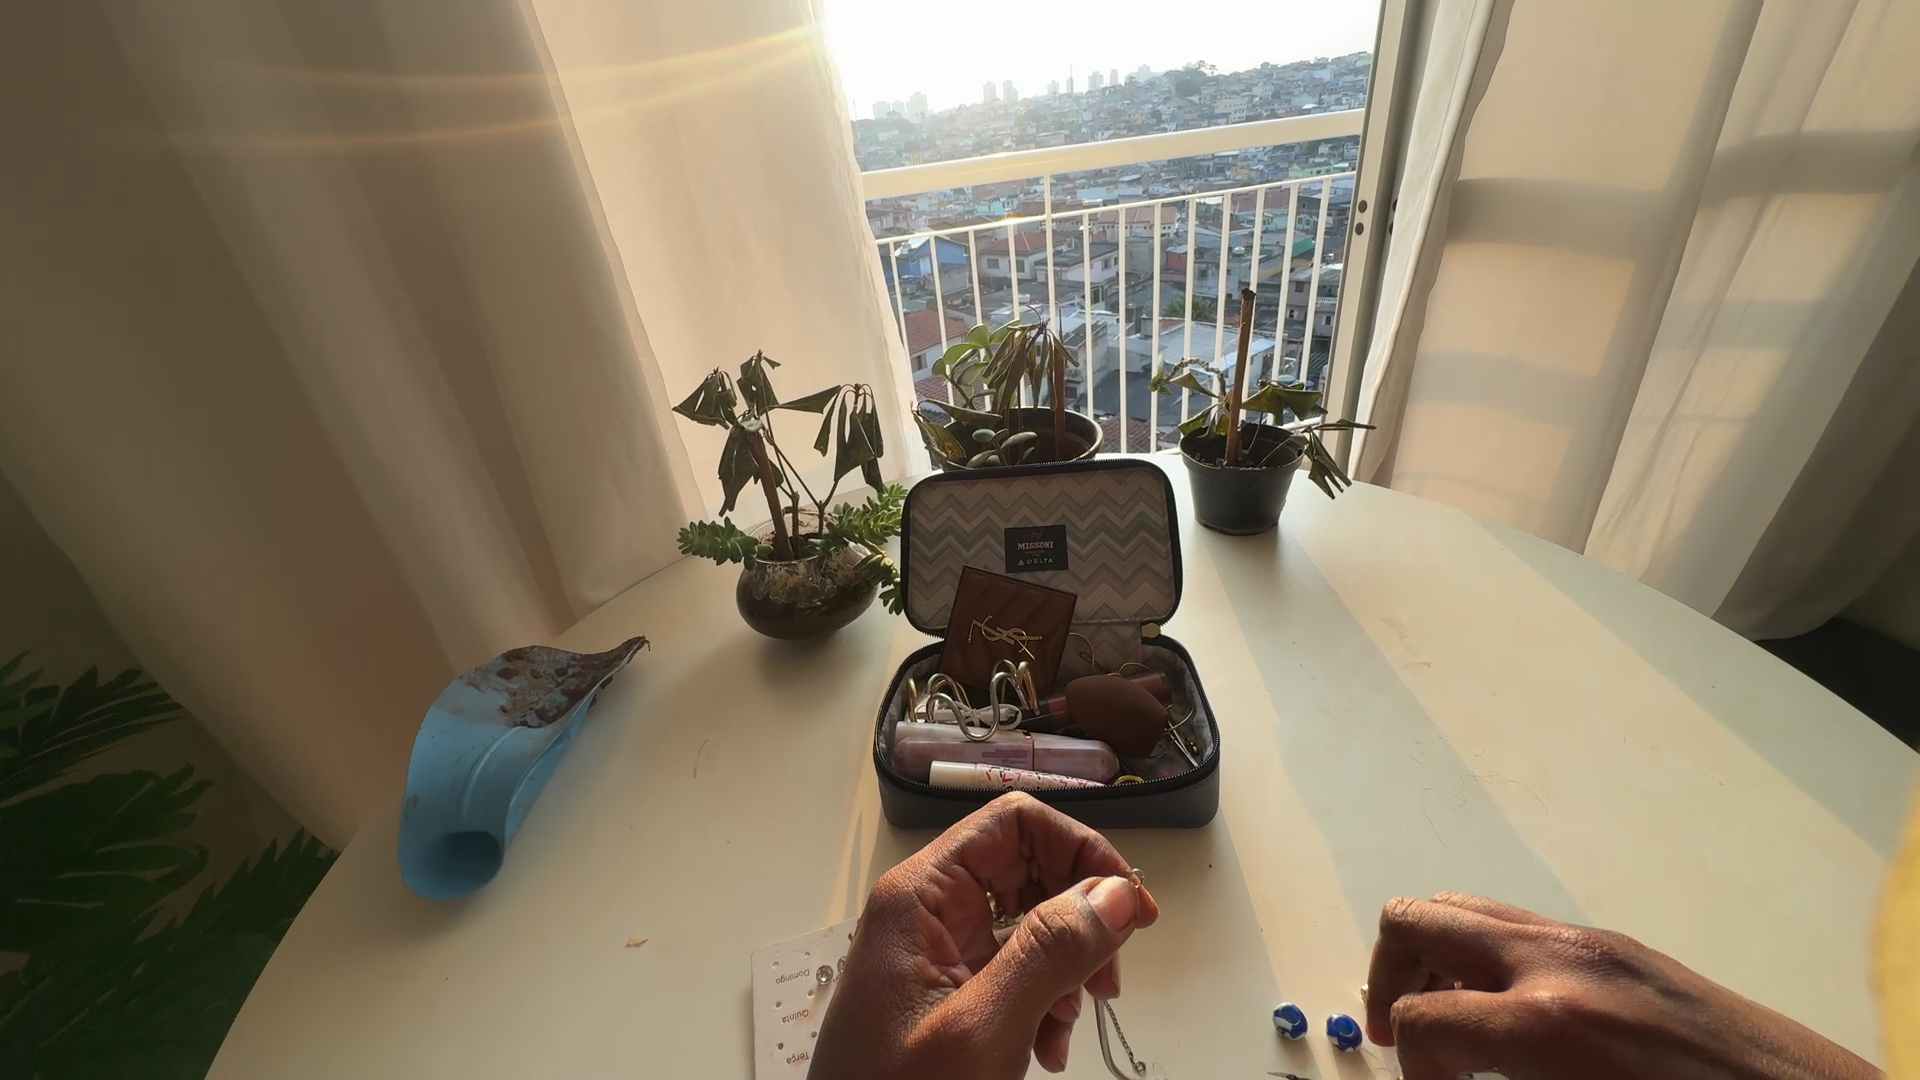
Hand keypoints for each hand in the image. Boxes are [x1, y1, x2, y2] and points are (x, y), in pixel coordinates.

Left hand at [809, 793, 1158, 1078]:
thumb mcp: (982, 1028)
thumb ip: (1049, 953)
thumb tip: (1118, 890)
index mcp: (924, 890)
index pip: (1013, 822)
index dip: (1077, 847)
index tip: (1127, 903)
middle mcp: (932, 904)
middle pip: (1028, 869)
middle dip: (1077, 918)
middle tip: (1108, 979)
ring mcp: (942, 946)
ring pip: (1030, 920)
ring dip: (1066, 968)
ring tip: (1067, 1026)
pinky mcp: (952, 986)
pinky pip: (1017, 967)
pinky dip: (1046, 999)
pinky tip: (1047, 1047)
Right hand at [1366, 893, 1877, 1079]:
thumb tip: (1443, 1071)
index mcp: (1550, 1025)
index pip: (1422, 1020)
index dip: (1411, 1068)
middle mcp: (1551, 960)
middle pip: (1410, 922)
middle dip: (1386, 979)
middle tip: (1395, 1032)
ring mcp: (1581, 938)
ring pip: (1451, 908)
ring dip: (1426, 957)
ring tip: (1441, 1012)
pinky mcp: (1610, 938)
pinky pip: (1505, 922)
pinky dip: (1476, 955)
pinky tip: (1503, 1007)